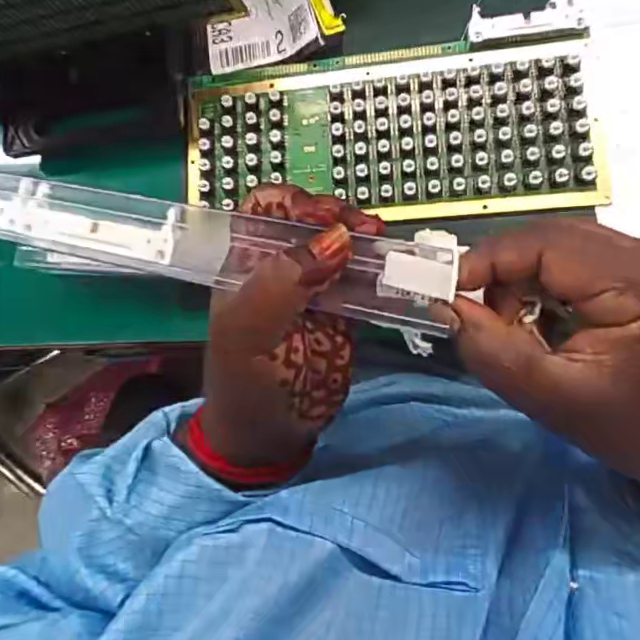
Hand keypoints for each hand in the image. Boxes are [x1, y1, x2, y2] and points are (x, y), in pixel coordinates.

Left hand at [194, 184, 384, 475]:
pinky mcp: (343, 311)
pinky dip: (381, 271)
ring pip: (341, 245)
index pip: (267, 209)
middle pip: (312, 220)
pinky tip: (394, 271)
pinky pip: (364, 280)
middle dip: (338, 215)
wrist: (268, 437)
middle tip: (366, 230)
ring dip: (364, 239)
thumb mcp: (249, 334)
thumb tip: (336, 238)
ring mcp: (314, 288)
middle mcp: (281, 267)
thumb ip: (282, 283)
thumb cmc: (245, 385)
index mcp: (247, 263)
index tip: (327, 216)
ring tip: (383, 246)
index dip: (296, 202)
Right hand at [444, 221, 639, 531]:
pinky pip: (581, 259)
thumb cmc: (638, 432)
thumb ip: (491, 350)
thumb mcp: (552, 400)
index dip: (487, 261)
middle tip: (485, 318)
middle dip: (505, 273)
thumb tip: (447, 306)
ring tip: (525, 328)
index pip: (545, 243)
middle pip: (553, 237)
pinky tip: (554, 321)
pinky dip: (549, 284)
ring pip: (562, 244)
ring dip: (526, 279)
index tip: (449, 292)